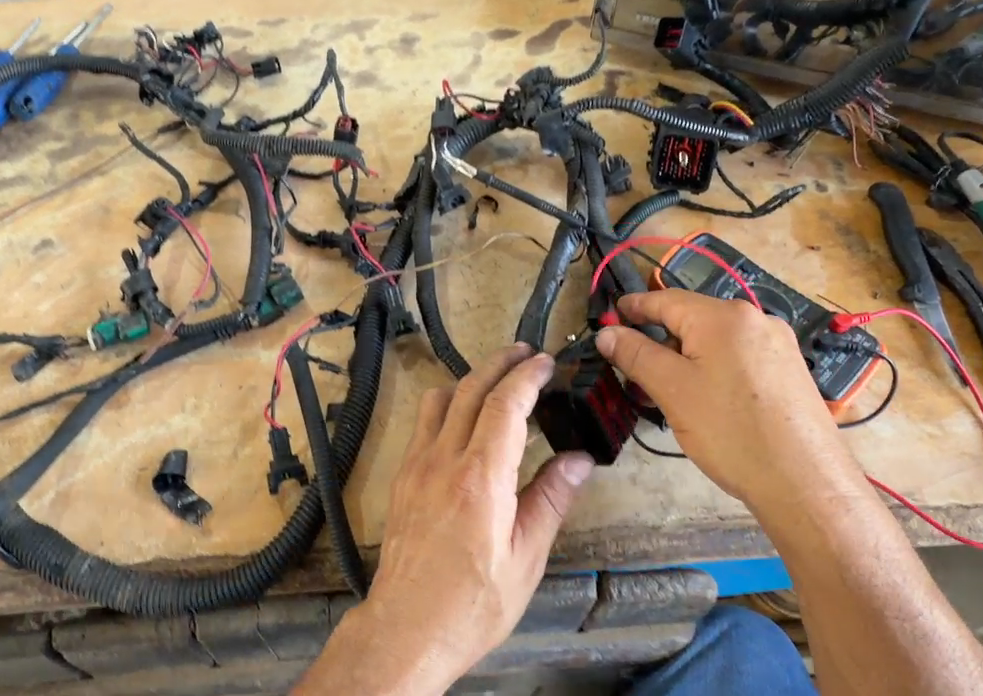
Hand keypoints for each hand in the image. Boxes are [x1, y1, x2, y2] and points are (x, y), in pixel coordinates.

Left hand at [296, 344, 593, 694]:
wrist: (406, 627)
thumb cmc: (473, 603)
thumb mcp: (526, 558)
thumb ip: (551, 499)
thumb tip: (580, 459)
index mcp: (480, 477)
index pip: (506, 405)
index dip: (527, 376)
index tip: (545, 362)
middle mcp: (443, 459)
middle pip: (471, 389)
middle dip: (501, 363)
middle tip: (526, 353)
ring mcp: (416, 464)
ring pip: (440, 398)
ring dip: (470, 380)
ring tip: (497, 382)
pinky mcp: (403, 476)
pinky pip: (423, 423)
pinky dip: (447, 405)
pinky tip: (463, 420)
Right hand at [597, 290, 866, 513]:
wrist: (806, 484)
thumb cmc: (731, 431)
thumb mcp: (672, 390)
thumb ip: (635, 354)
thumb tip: (606, 332)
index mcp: (724, 316)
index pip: (666, 300)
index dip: (633, 308)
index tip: (610, 316)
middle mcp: (756, 320)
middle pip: (692, 320)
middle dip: (659, 341)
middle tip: (632, 369)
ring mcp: (778, 346)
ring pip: (715, 342)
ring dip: (685, 359)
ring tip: (664, 391)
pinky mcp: (789, 373)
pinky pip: (739, 358)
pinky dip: (712, 370)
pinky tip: (704, 400)